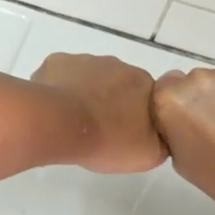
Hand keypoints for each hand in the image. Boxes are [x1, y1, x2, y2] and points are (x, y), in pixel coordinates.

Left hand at [31, 53, 165, 174]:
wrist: (60, 126)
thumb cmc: (108, 140)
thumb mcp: (149, 153)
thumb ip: (159, 138)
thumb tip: (156, 132)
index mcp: (142, 82)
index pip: (146, 97)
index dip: (135, 115)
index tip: (124, 133)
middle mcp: (115, 64)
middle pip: (116, 84)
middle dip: (109, 102)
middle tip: (98, 128)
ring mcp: (84, 60)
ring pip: (87, 78)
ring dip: (83, 95)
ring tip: (72, 121)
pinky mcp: (55, 62)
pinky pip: (61, 76)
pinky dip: (58, 89)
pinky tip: (54, 108)